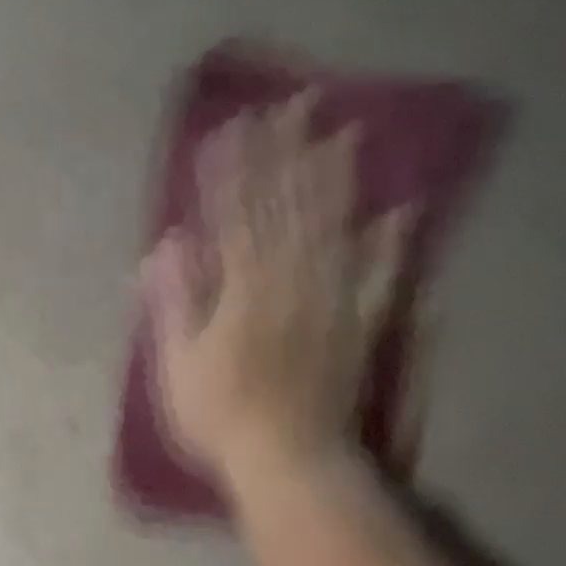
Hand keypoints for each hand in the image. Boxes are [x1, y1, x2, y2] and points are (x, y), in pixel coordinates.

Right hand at [144, 92, 409, 483]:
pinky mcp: (362, 326)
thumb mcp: (176, 364)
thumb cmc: (219, 418)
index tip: (229, 130)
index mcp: (242, 291)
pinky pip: (381, 277)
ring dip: (337, 180)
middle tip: (293, 106)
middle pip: (289, 209)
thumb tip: (165, 245)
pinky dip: (390, 244)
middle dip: (287, 155)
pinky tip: (400, 212)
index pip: (235, 218)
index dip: (231, 173)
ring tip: (343, 133)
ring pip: (336, 229)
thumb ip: (174, 301)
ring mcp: (332, 302)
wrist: (287, 459)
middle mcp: (292, 283)